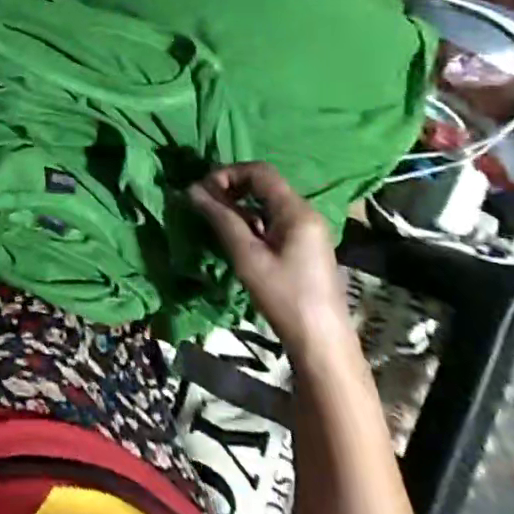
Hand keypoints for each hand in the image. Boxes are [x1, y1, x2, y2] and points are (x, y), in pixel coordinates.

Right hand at [189, 162, 351, 354]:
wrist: (321, 341)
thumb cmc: (283, 296)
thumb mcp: (247, 255)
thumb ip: (220, 218)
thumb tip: (192, 190)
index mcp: (296, 211)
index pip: (259, 172)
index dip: (227, 173)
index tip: (203, 191)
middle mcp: (306, 213)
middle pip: (265, 184)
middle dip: (232, 188)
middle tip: (205, 205)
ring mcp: (309, 230)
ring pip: (268, 203)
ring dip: (240, 205)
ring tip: (217, 223)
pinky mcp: (306, 246)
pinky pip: (275, 220)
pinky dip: (253, 221)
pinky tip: (239, 240)